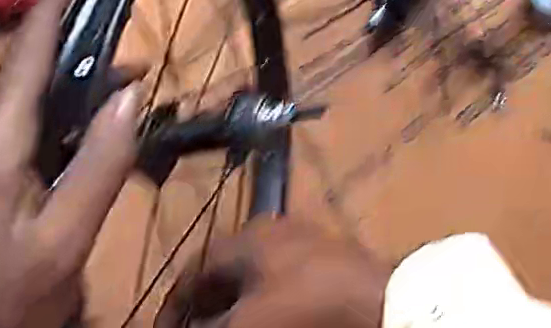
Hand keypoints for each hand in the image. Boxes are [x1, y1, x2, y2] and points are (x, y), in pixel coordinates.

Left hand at [0, 0, 141, 327]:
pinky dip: (39, 126)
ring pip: (10, 112)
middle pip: (21, 80)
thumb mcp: (61, 247)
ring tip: (111, 102)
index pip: (25, 54)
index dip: (50, 7)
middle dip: (75, 59)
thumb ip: (101, 163)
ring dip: (61, 96)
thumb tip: (129, 91)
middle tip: (133, 65)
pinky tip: (64, 151)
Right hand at [158, 218, 388, 327]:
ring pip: (254, 280)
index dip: (173, 305)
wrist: (377, 303)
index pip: (196, 267)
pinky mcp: (326, 266)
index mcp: (249, 237)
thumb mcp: (246, 325)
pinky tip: (266, 321)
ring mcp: (302, 246)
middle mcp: (273, 233)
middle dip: (205, 307)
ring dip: (234, 309)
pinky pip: (281, 286)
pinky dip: (264, 307)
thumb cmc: (305, 306)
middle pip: (226, 272)